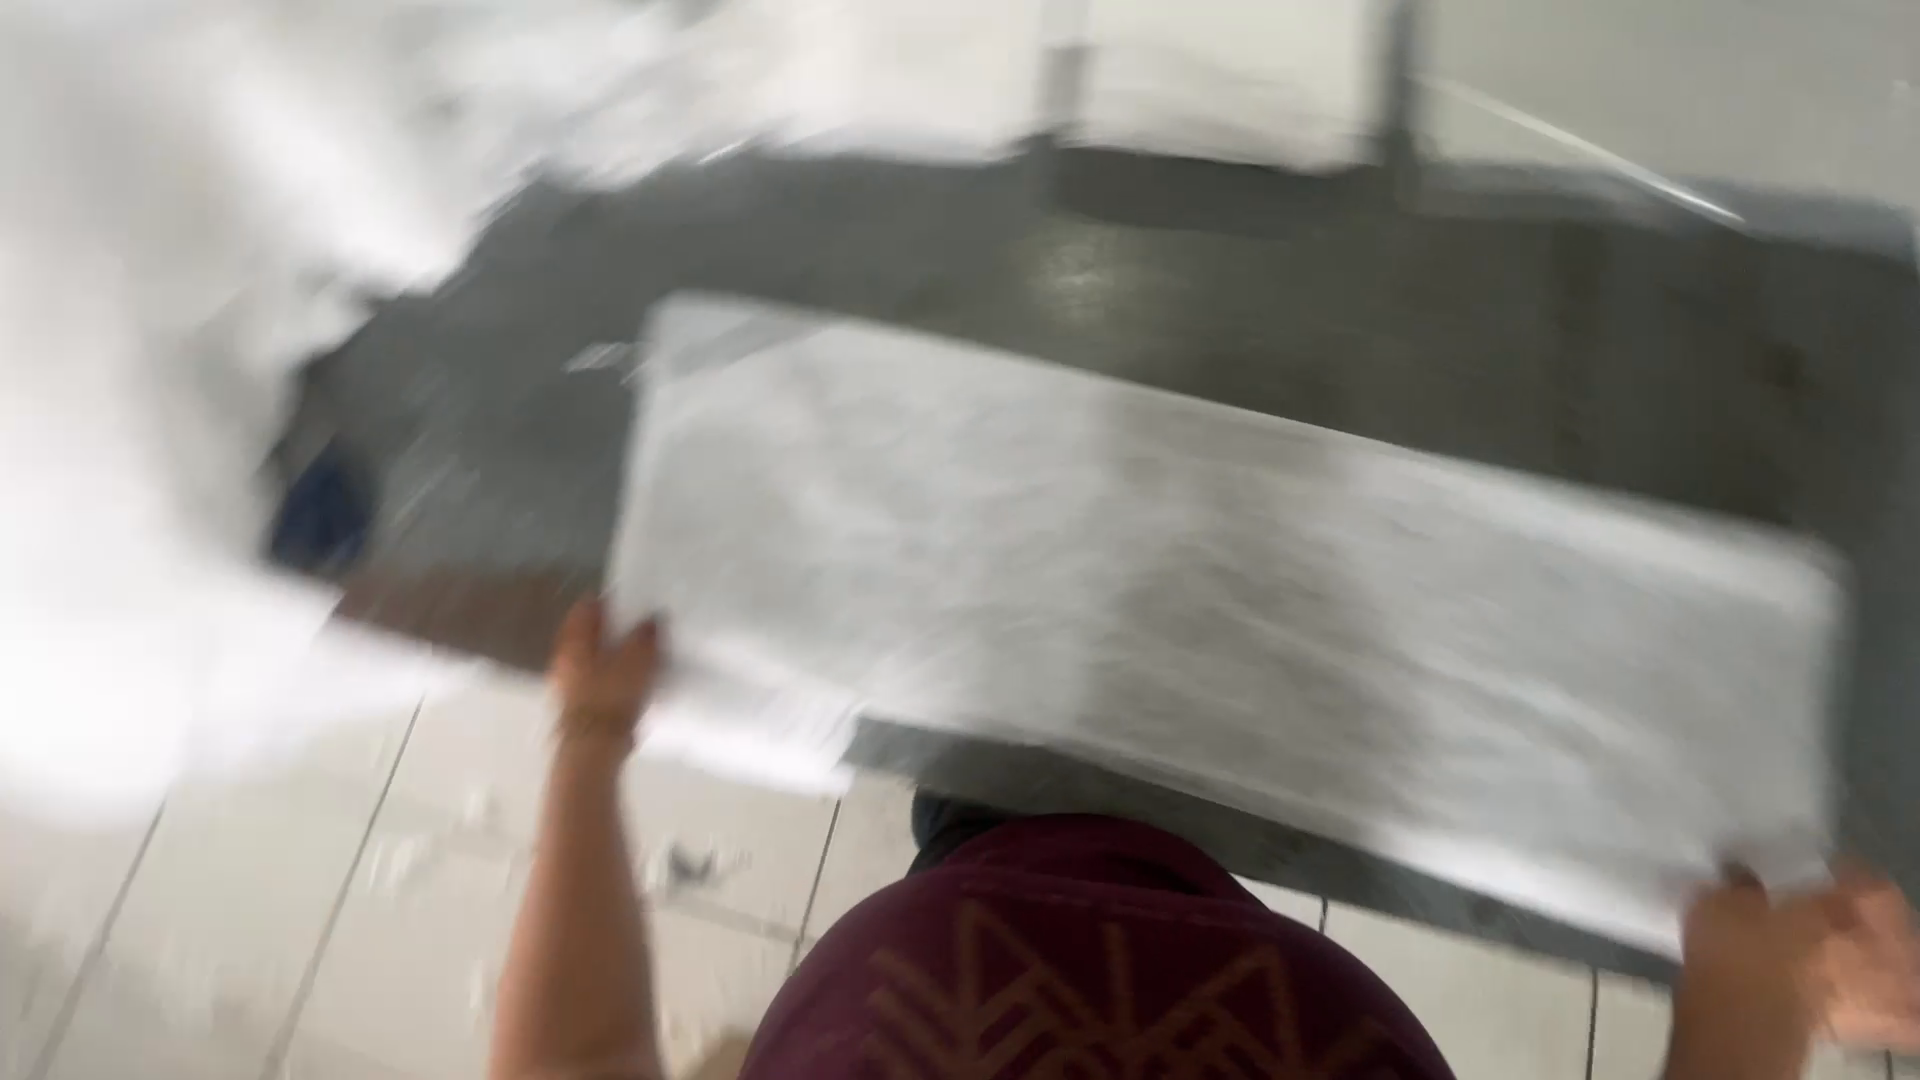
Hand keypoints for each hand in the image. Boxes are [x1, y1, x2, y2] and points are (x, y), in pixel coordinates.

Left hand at [548, 599, 661, 753]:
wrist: (595, 746)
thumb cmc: (614, 694)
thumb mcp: (639, 657)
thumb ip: (645, 634)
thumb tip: (650, 619)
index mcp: (574, 641)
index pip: (586, 607)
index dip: (608, 600)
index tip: (630, 598)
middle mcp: (564, 659)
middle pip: (586, 633)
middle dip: (610, 628)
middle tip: (637, 624)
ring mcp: (567, 685)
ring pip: (591, 659)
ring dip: (611, 654)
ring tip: (639, 654)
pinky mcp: (577, 707)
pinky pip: (597, 681)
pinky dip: (611, 676)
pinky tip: (632, 681)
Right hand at [1679, 862, 1919, 1051]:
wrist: (1748, 1011)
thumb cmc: (1734, 945)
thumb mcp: (1721, 898)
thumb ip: (1744, 886)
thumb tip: (1748, 877)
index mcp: (1846, 905)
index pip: (1866, 880)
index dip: (1844, 874)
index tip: (1817, 873)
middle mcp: (1882, 945)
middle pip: (1892, 926)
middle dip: (1866, 921)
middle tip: (1831, 916)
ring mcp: (1891, 988)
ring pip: (1904, 969)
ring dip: (1883, 960)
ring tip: (1849, 956)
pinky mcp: (1885, 1028)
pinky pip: (1905, 1016)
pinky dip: (1895, 1007)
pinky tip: (1868, 997)